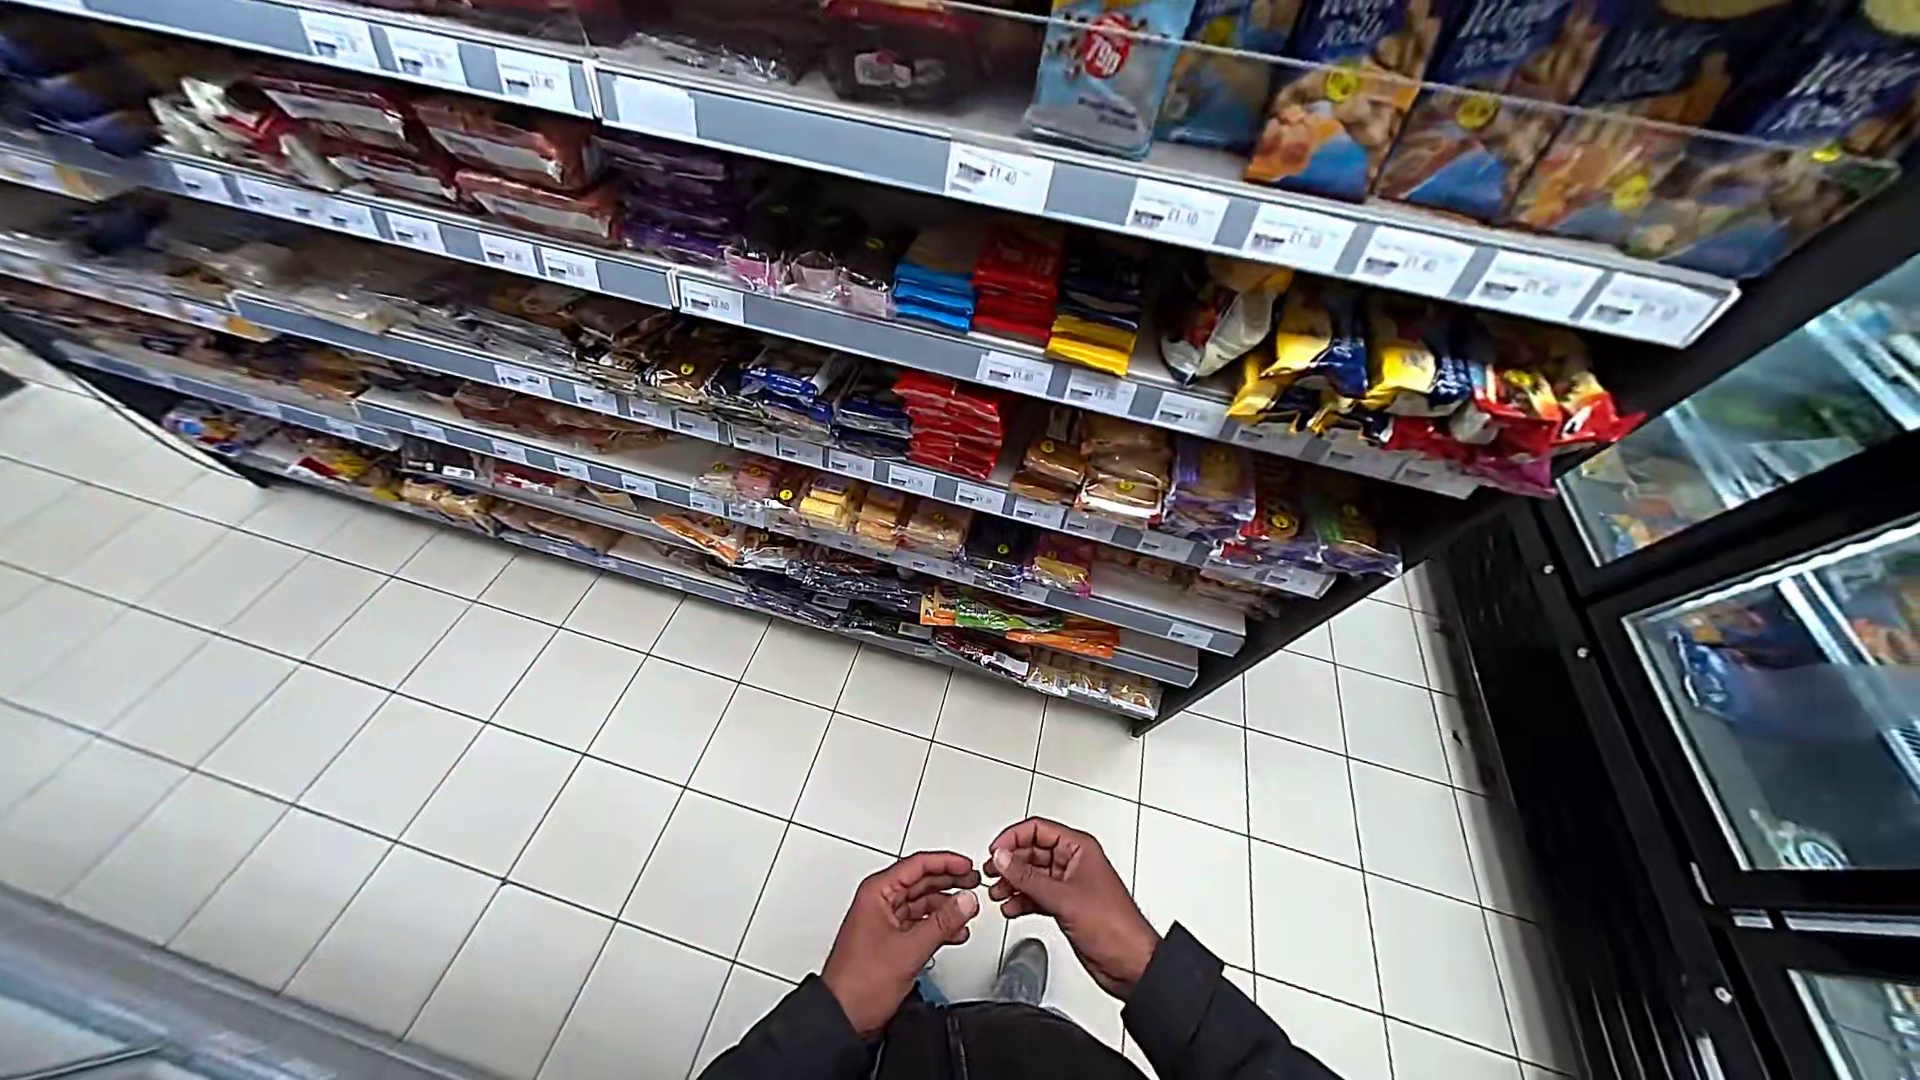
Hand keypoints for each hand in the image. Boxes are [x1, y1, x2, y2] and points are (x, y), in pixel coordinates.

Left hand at [820, 851, 980, 1038]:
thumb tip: (965, 901)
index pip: (917, 865)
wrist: (841, 1022)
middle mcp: (880, 901)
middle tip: (973, 883)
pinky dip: (938, 927)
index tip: (967, 866)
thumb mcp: (908, 949)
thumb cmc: (857, 984)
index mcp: (877, 892)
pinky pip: (919, 923)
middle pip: (921, 881)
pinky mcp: (890, 940)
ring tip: (967, 910)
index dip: (946, 862)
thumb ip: (942, 923)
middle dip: (949, 882)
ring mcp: (885, 921)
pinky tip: (954, 932)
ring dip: (946, 907)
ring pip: (922, 903)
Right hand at [984, 817, 1160, 999]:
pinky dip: (1022, 899)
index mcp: (1079, 848)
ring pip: (1032, 874)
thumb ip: (1028, 877)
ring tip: (998, 892)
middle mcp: (1073, 862)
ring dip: (1013, 882)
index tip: (996, 851)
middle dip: (1010, 862)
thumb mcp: (1064, 897)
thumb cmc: (1115, 927)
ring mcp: (1069, 884)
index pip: (1038, 829)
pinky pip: (1036, 894)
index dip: (1013, 837)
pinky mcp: (1065, 905)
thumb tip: (1003, 858)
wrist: (1131, 966)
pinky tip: (1012, 907)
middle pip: (1032, 850)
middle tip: (992, 873)